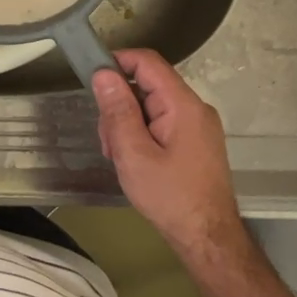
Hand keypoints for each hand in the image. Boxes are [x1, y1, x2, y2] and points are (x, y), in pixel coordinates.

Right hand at [90, 49, 240, 253]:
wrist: (206, 235)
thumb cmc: (168, 195)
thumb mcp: (133, 153)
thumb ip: (118, 111)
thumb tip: (103, 74)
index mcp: (182, 105)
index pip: (148, 62)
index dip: (117, 61)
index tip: (90, 78)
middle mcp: (194, 108)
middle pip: (147, 86)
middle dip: (119, 106)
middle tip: (109, 142)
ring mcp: (197, 125)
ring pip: (151, 107)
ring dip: (127, 125)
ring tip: (122, 158)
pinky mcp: (195, 141)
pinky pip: (161, 123)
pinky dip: (141, 135)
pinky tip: (135, 162)